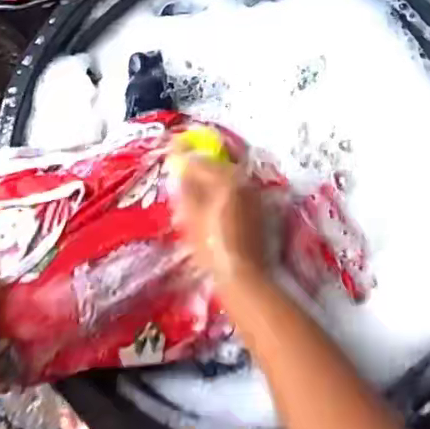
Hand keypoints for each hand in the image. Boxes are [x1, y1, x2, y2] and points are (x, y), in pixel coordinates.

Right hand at [168, 150, 268, 287]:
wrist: (244, 276)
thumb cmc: (212, 247)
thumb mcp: (190, 217)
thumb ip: (185, 188)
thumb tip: (181, 168)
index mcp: (224, 179)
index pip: (199, 161)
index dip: (183, 157)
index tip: (171, 153)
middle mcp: (242, 181)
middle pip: (216, 165)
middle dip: (199, 166)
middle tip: (182, 171)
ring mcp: (252, 194)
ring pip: (227, 177)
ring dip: (211, 178)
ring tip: (195, 188)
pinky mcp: (258, 209)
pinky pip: (236, 189)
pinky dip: (223, 190)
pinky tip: (213, 202)